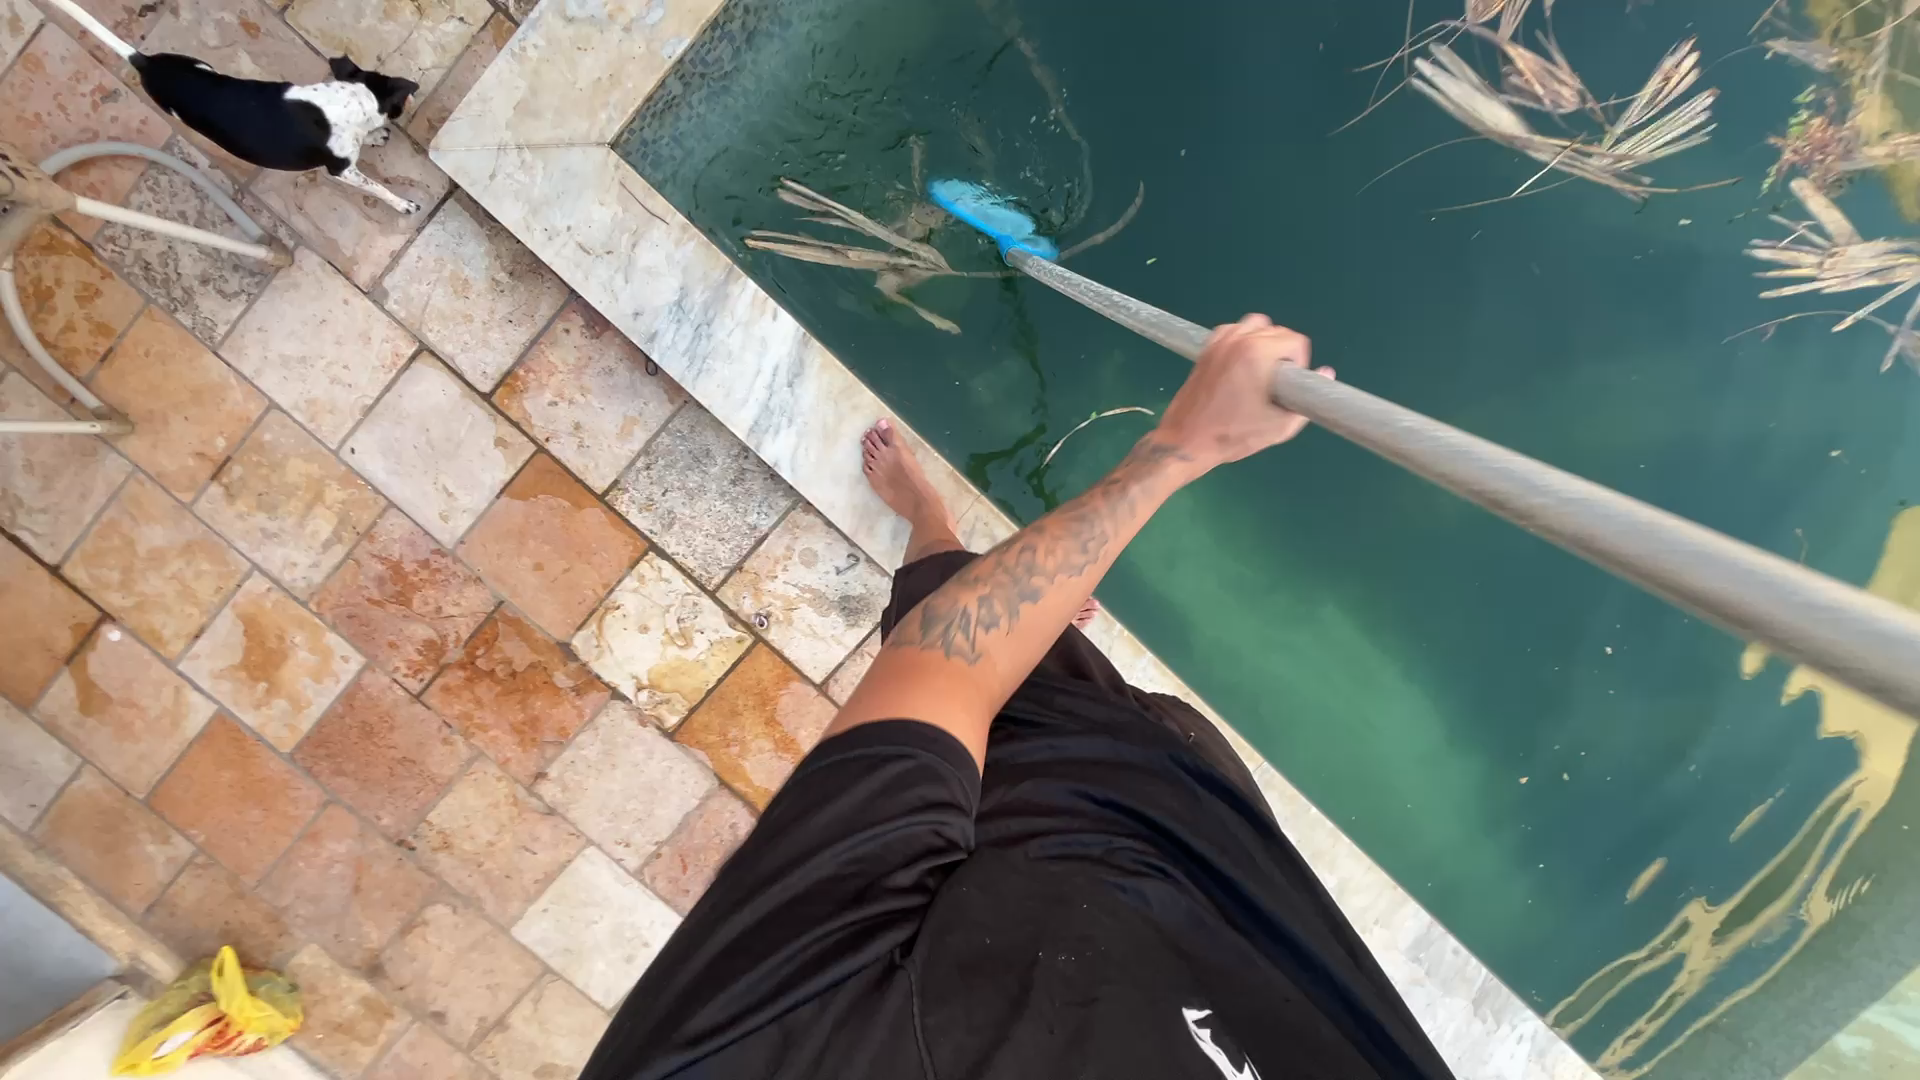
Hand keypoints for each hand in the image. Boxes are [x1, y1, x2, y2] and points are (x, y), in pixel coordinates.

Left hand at [1152, 314, 1333, 475]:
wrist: (1187, 441)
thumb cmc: (1233, 436)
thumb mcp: (1279, 426)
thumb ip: (1308, 399)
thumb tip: (1327, 373)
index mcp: (1258, 353)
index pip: (1295, 341)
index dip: (1299, 364)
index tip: (1289, 386)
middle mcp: (1238, 339)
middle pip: (1276, 331)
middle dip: (1283, 353)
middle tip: (1275, 383)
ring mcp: (1219, 342)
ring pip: (1254, 326)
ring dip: (1264, 343)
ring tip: (1260, 372)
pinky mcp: (1205, 349)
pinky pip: (1232, 331)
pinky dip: (1242, 341)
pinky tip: (1241, 365)